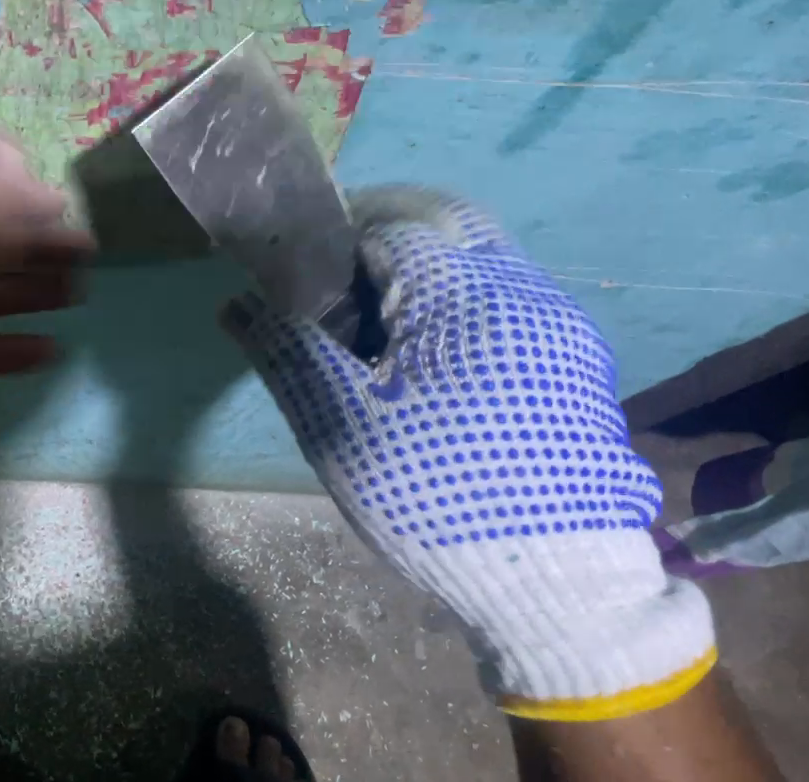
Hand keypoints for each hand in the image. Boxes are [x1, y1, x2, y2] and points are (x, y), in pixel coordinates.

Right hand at [221, 187, 714, 721]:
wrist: (557, 589)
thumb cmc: (435, 495)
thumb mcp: (339, 425)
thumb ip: (286, 351)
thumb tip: (234, 302)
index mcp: (465, 298)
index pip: (393, 225)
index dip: (340, 236)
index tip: (305, 270)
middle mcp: (523, 293)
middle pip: (450, 219)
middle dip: (389, 228)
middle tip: (340, 270)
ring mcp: (559, 326)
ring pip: (483, 253)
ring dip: (426, 260)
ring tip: (379, 316)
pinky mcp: (574, 360)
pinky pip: (506, 294)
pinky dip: (458, 293)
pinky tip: (429, 352)